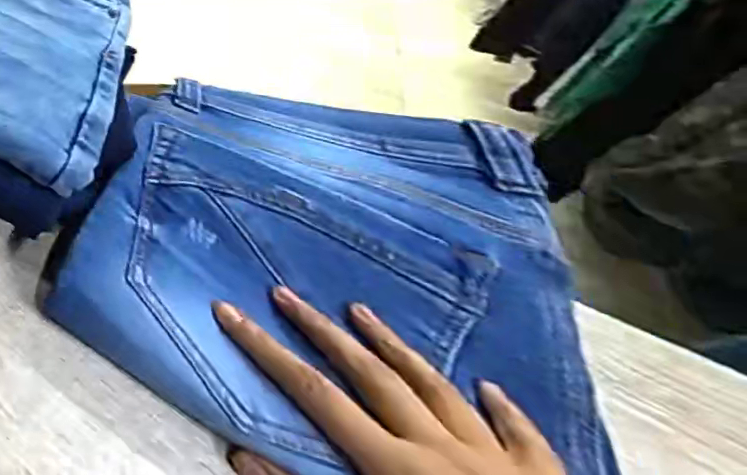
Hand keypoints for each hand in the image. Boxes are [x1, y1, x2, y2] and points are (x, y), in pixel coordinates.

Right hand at [213, 288, 563, 474]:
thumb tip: (240, 454)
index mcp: (394, 466)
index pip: (312, 392)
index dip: (264, 348)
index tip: (227, 309)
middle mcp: (440, 450)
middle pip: (369, 374)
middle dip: (321, 330)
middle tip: (286, 293)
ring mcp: (499, 463)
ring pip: (436, 388)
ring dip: (393, 347)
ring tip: (361, 311)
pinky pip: (522, 437)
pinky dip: (502, 409)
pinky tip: (486, 386)